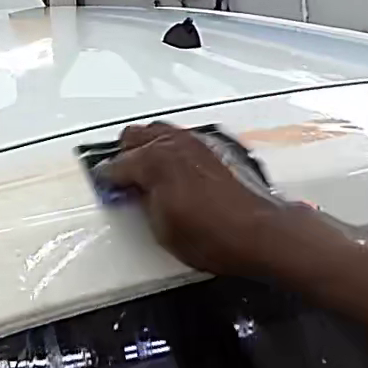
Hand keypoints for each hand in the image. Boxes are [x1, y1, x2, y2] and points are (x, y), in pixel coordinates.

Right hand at [93, 122, 321, 277]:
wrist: (264, 233)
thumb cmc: (214, 236)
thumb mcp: (163, 229)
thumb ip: (144, 203)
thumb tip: (139, 193)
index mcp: (153, 160)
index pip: (116, 164)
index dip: (106, 177)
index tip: (103, 184)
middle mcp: (172, 143)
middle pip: (134, 135)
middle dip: (124, 153)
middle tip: (123, 175)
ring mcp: (196, 141)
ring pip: (159, 131)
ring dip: (148, 146)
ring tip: (148, 168)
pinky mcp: (216, 147)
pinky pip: (183, 139)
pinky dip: (172, 149)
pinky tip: (177, 168)